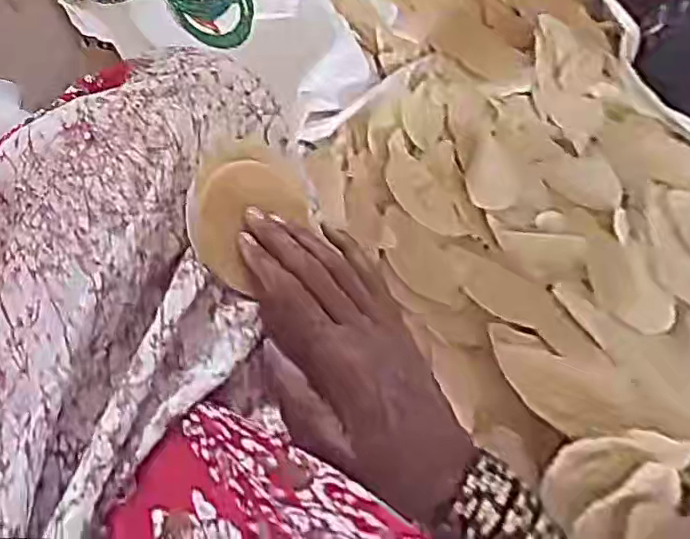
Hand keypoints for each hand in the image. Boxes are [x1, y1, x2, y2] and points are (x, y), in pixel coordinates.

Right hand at [239, 212, 475, 528]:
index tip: (242, 241)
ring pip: (339, 266)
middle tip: (253, 215)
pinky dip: (350, 248)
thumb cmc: (381, 465)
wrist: (447, 474)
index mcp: (339, 360)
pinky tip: (331, 229)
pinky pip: (370, 275)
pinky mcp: (397, 322)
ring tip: (280, 216)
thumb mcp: (328, 445)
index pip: (293, 298)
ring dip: (307, 238)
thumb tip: (266, 346)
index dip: (265, 266)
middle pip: (313, 272)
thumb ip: (293, 395)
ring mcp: (382, 322)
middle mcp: (360, 330)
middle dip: (279, 240)